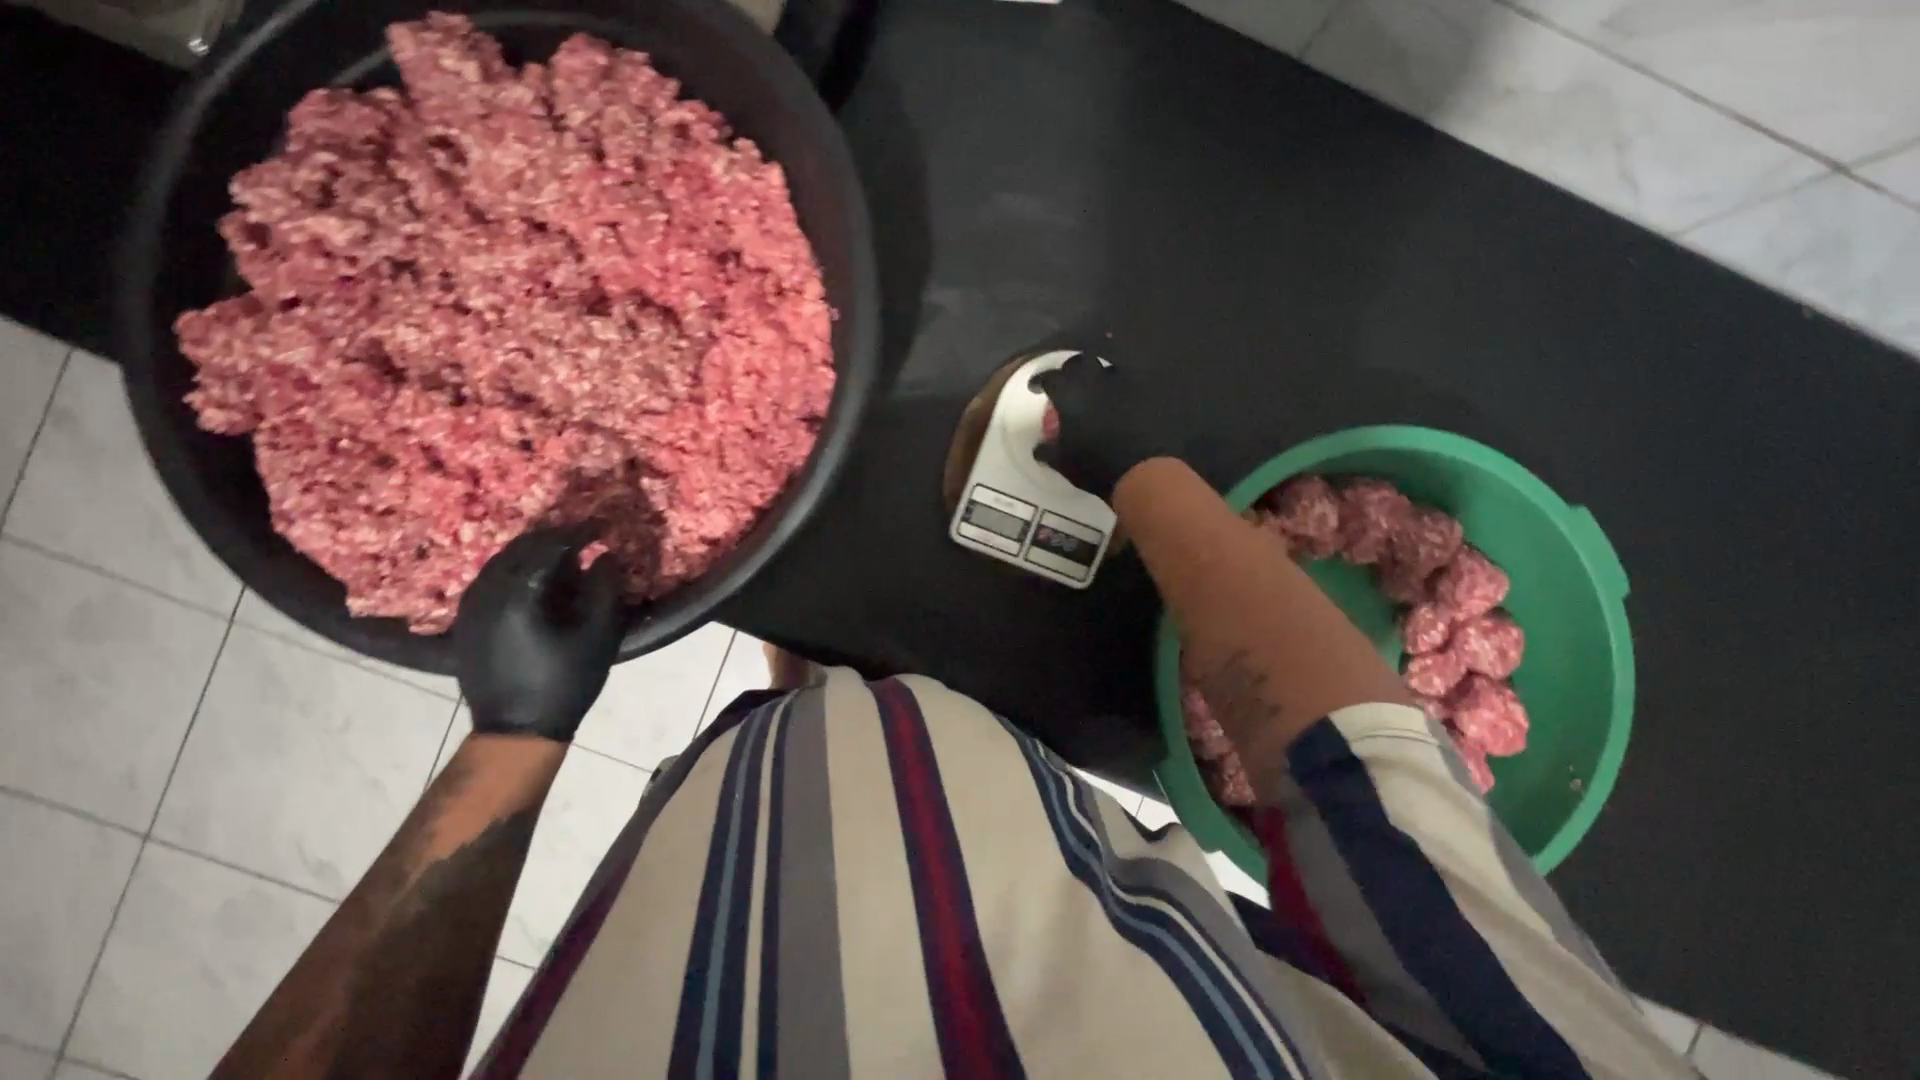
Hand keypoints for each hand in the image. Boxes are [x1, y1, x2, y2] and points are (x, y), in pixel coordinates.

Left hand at [454, 527, 624, 742]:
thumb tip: (604, 555)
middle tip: (583, 538)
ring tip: (563, 557)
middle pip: (520, 547)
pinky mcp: (465, 622)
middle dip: (554, 538)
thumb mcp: (596, 637)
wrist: (515, 731)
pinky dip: (516, 570)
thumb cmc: (563, 684)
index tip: (601, 528)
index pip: (548, 545)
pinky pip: (490, 580)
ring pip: (501, 561)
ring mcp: (469, 606)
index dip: (578, 532)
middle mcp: (486, 591)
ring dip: (533, 553)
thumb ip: (603, 590)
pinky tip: (535, 582)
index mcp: (517, 593)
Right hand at [1031, 352, 1178, 498]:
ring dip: (1098, 375)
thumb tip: (1038, 449)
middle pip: (1079, 362)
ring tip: (1096, 388)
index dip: (1041, 380)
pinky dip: (1121, 389)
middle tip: (1067, 381)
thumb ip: (1048, 451)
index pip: (1050, 377)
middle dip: (1070, 369)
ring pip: (1107, 368)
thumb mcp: (1063, 462)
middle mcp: (1094, 381)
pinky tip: (1120, 401)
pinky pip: (1129, 384)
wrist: (1141, 470)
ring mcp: (1122, 385)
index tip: (1037, 387)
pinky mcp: (1144, 394)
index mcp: (1069, 394)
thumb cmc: (1095, 465)